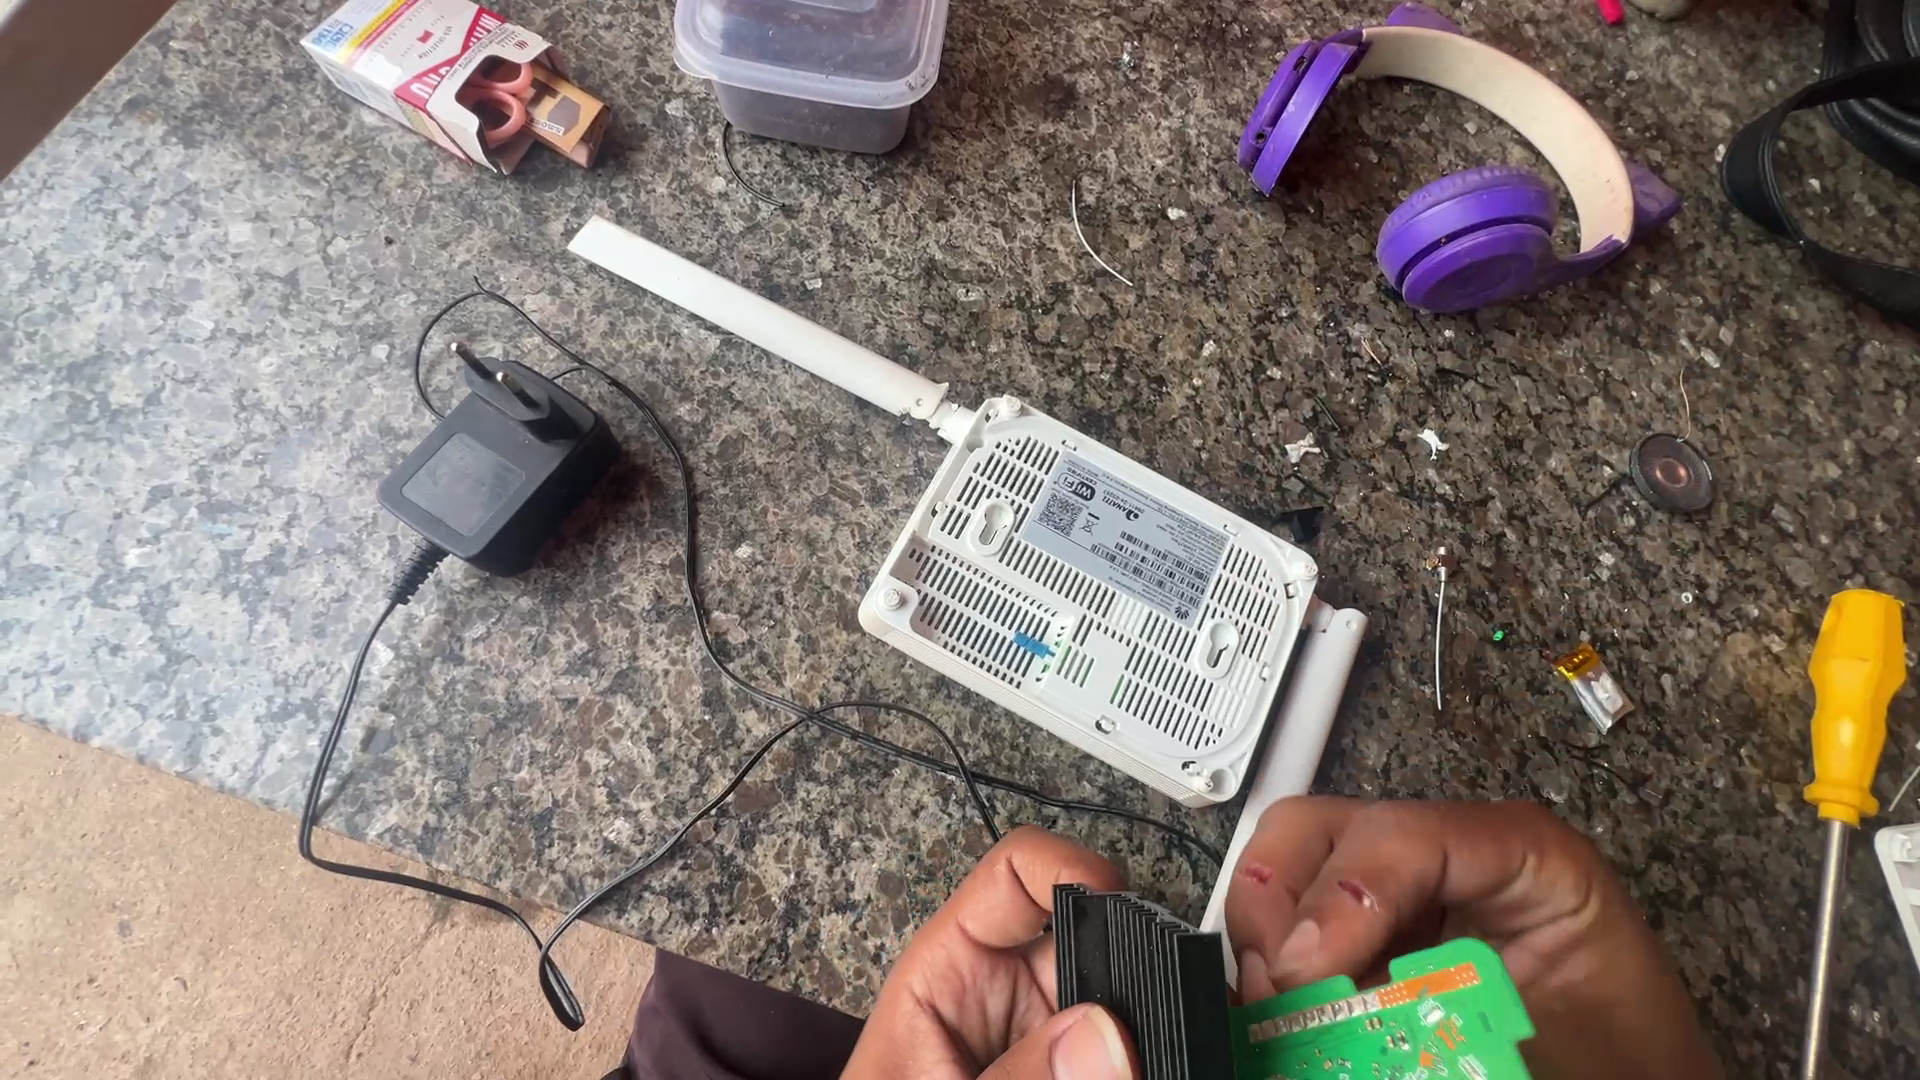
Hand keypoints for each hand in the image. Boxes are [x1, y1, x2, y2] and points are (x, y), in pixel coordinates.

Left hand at [841, 826, 1140, 1079]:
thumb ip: (1015, 1079)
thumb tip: (1105, 1036)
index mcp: (954, 965)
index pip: (1013, 874)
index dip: (1065, 865)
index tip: (1119, 898)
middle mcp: (1008, 990)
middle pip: (1089, 944)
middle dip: (1132, 975)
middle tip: (1169, 1025)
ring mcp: (1045, 1039)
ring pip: (1119, 1013)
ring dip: (1143, 1040)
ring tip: (1165, 1063)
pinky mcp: (1071, 1075)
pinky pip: (1120, 1061)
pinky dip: (1146, 1066)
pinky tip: (1162, 1072)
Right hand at [1224, 797, 1720, 1079]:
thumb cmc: (1621, 1075)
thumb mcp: (1541, 1052)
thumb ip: (1433, 1024)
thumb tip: (1324, 1024)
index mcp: (1521, 858)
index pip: (1402, 839)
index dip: (1341, 898)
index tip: (1302, 976)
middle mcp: (1442, 850)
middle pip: (1315, 828)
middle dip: (1277, 905)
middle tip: (1274, 988)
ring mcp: (1395, 881)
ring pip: (1283, 860)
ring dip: (1261, 931)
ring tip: (1274, 1005)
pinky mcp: (1365, 922)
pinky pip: (1288, 914)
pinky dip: (1269, 957)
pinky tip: (1277, 1005)